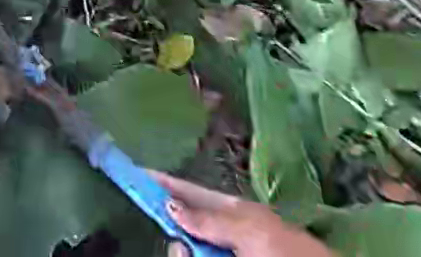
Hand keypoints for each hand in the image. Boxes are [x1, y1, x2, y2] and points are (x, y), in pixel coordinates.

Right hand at [153, 172, 333, 256]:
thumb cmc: (289, 254)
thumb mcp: (251, 230)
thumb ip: (209, 217)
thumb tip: (168, 204)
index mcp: (231, 212)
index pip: (187, 192)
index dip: (161, 183)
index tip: (131, 173)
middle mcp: (224, 235)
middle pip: (183, 229)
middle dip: (177, 237)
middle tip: (186, 250)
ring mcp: (225, 254)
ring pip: (189, 251)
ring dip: (186, 253)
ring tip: (193, 253)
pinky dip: (190, 255)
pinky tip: (191, 253)